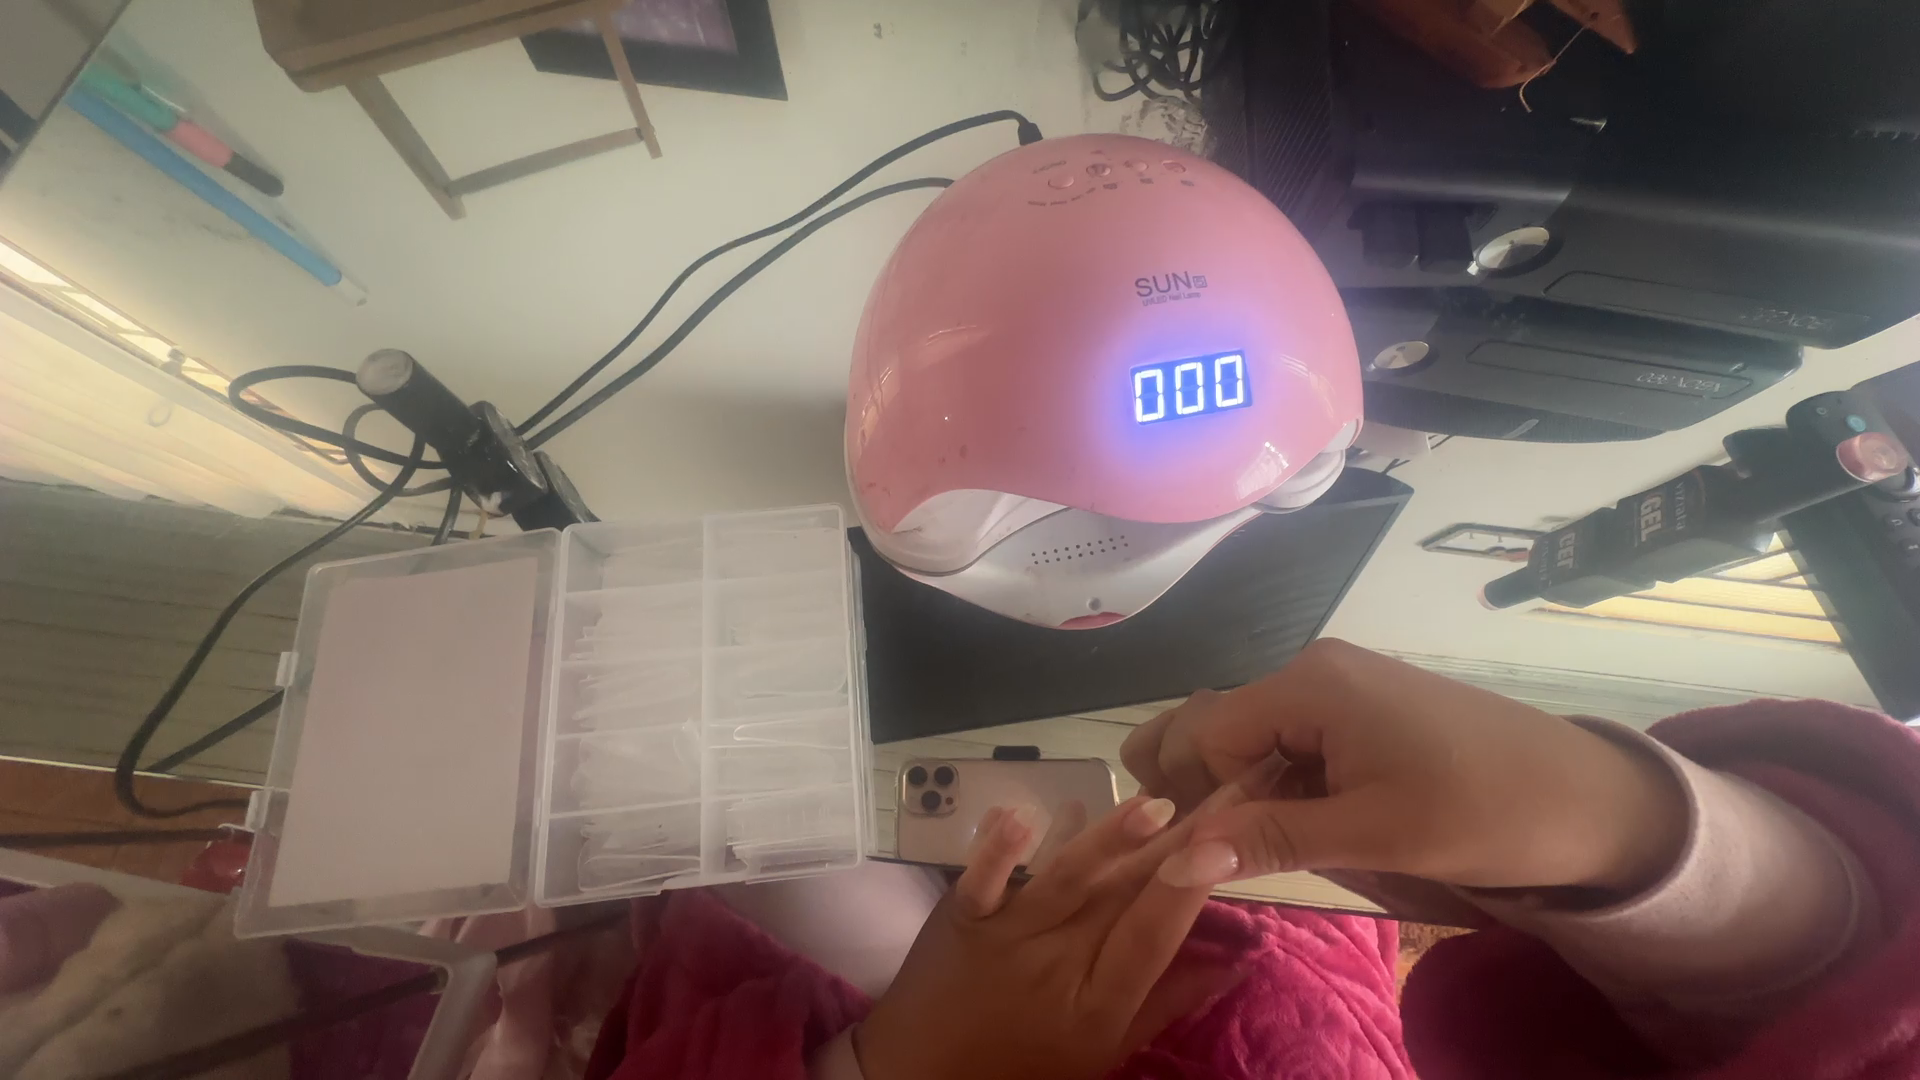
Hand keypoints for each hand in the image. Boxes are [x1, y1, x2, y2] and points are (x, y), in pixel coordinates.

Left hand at [856, 796, 1223, 1079]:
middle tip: (1214, 798)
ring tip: (1152, 804)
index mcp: (1096, 1003)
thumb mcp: (1104, 1049)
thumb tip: (1234, 961)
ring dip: (1107, 839)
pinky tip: (1022, 814)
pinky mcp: (962, 914)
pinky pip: (982, 880)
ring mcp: (1007, 934)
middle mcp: (1056, 964)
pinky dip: (998, 849)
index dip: (1185, 892)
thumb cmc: (1024, 1064)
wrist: (923, 1073)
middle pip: (1120, 897)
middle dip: (1171, 845)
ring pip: (1064, 880)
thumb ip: (1166, 1000)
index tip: (1223, 846)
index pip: (1150, 939)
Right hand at [1120, 639, 1688, 892]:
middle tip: (1271, 841)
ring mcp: (1338, 677)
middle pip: (1227, 726)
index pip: (1209, 734)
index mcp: (1308, 683)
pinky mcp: (1360, 697)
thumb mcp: (1373, 835)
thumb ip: (1269, 838)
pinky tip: (1326, 808)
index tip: (1242, 846)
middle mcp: (1312, 665)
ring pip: (1258, 733)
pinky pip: (1295, 732)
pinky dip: (1294, 775)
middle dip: (1230, 787)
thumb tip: (1176, 862)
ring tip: (1309, 829)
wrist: (1600, 801)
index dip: (1210, 794)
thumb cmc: (1485, 813)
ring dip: (1264, 787)